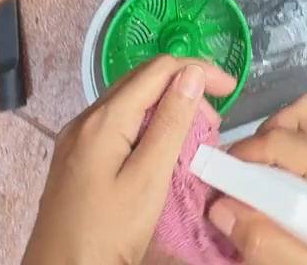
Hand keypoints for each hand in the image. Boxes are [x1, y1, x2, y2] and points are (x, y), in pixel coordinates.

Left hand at [22, 56, 237, 264]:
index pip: (158, 70)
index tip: (230, 88)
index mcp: (103, 119)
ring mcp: (77, 141)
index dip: (198, 70)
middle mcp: (86, 120)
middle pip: (143, 81)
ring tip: (195, 139)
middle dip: (184, 89)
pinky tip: (163, 152)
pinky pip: (119, 126)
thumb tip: (192, 72)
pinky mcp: (76, 161)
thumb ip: (171, 123)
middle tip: (214, 123)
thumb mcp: (147, 181)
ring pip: (131, 103)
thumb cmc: (105, 237)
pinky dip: (148, 127)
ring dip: (168, 109)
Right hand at [209, 95, 306, 264]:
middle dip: (268, 132)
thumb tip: (221, 209)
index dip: (242, 155)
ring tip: (268, 180)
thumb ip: (268, 242)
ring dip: (289, 138)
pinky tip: (297, 189)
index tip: (217, 176)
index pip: (281, 141)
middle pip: (304, 112)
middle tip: (246, 171)